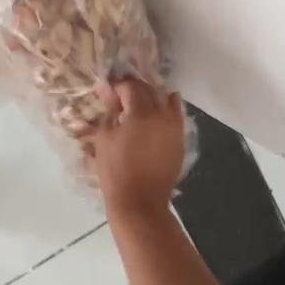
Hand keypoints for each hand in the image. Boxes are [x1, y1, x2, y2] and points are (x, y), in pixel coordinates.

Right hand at [82, 77, 184, 220]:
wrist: (139, 199)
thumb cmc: (115, 168)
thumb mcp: (105, 136)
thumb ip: (109, 108)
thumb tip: (105, 87)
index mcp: (141, 113)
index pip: (130, 87)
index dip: (117, 85)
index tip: (106, 89)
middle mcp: (162, 114)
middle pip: (148, 90)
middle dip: (133, 88)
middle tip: (118, 94)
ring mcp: (174, 126)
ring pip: (164, 99)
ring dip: (150, 95)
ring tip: (136, 102)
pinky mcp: (179, 138)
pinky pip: (176, 114)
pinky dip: (167, 106)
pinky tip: (157, 108)